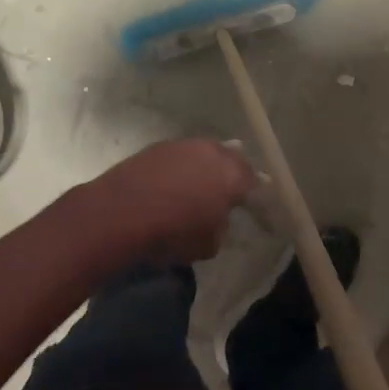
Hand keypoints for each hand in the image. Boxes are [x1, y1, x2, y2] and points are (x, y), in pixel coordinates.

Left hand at [73, 139, 258, 266]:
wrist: (120, 211)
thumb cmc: (171, 233)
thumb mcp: (207, 244)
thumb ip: (221, 227)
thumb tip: (217, 217)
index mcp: (233, 176)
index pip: (259, 190)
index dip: (264, 209)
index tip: (268, 224)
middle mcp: (212, 152)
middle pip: (236, 160)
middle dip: (243, 175)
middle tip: (248, 189)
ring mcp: (184, 145)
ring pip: (209, 152)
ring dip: (215, 165)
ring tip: (216, 178)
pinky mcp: (159, 146)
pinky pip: (185, 155)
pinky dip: (190, 165)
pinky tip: (185, 177)